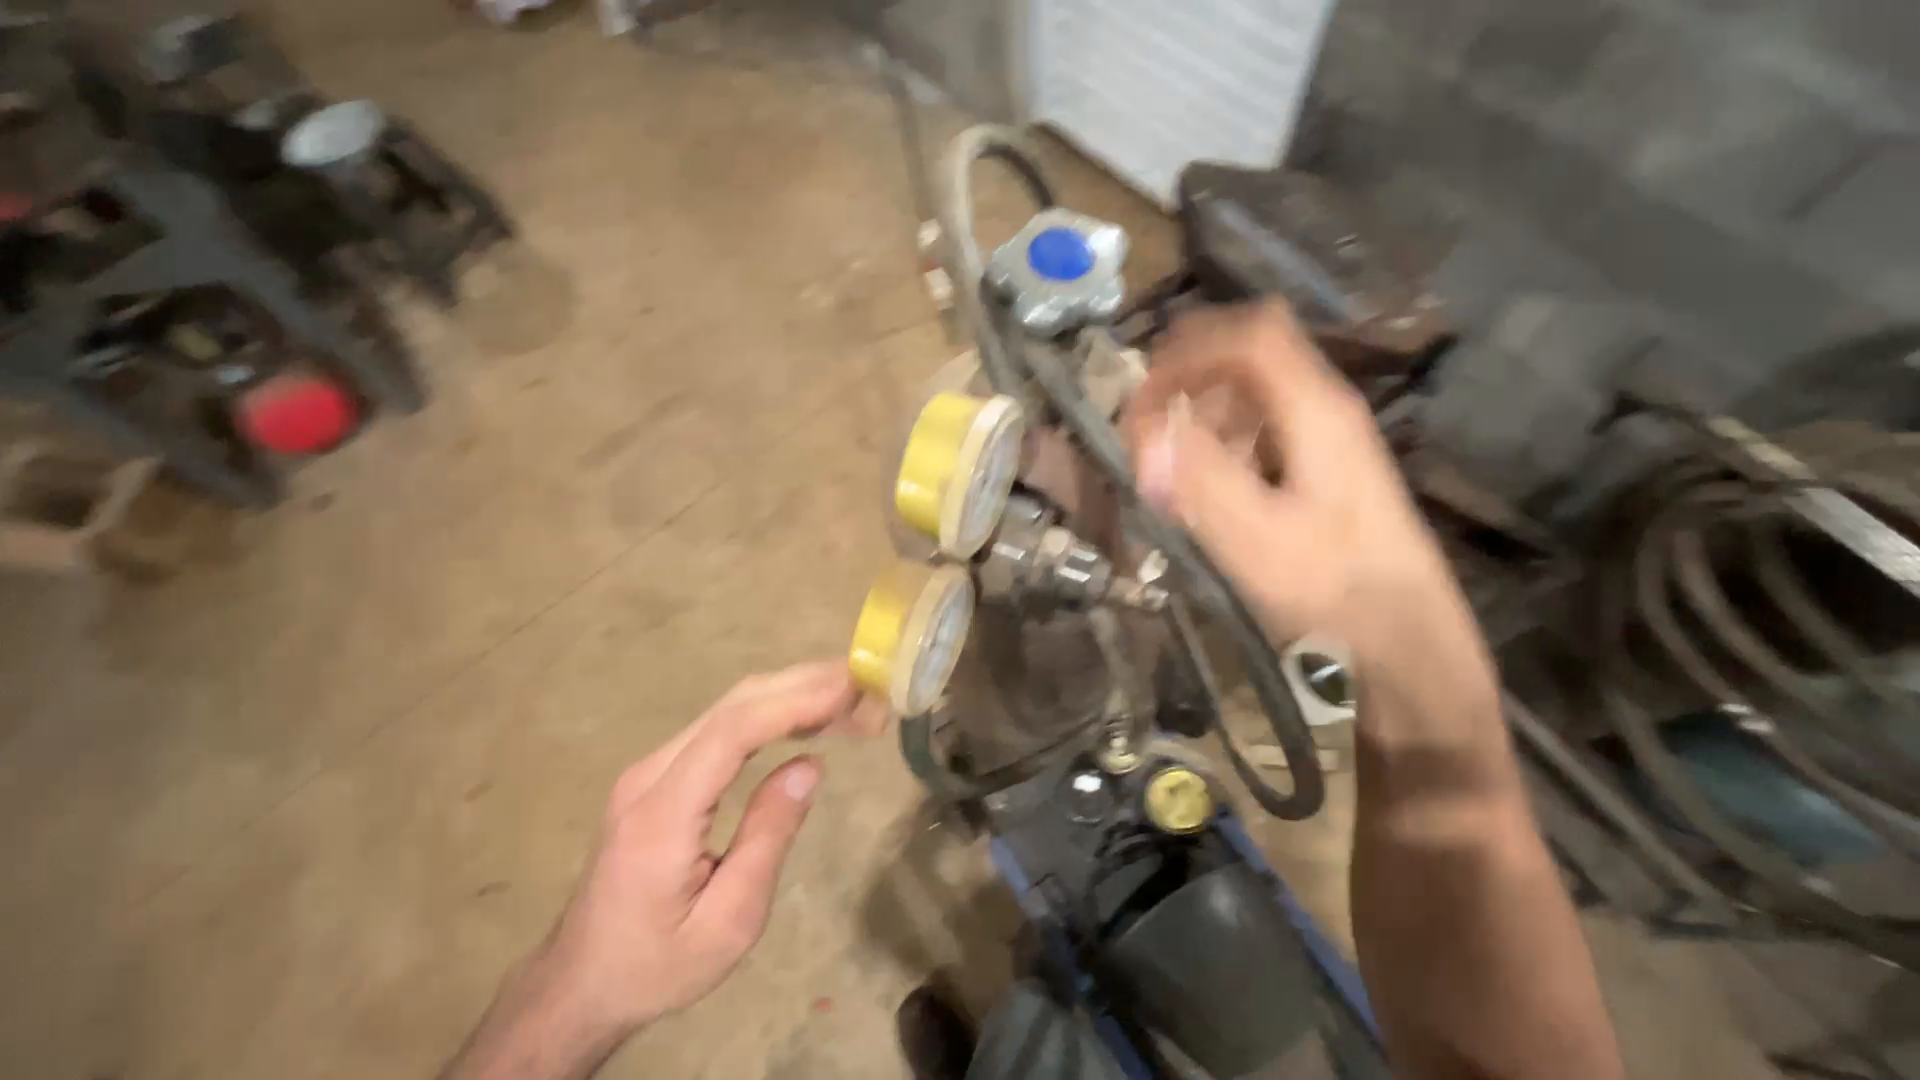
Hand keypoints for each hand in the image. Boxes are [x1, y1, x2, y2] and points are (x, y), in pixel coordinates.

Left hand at [535, 662, 883, 1034]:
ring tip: (849, 698)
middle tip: (864, 686)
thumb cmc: (658, 966)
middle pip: (730, 706)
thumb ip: (768, 838)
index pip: (732, 732)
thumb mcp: (729, 922)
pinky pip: (717, 729)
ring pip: (725, 710)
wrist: (580, 983)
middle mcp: (648, 775)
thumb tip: (811, 765)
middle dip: (801, 686)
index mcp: (662, 814)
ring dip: (789, 695)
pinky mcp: (655, 778)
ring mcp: (647, 772)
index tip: (848, 689)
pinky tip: (804, 718)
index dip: (793, 702)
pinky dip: (768, 714)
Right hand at [1125, 304, 1458, 656]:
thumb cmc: (1336, 593)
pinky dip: (1224, 438)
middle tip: (1146, 419)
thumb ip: (1200, 478)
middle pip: (1254, 351)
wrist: (1407, 648)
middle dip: (1190, 373)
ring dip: (1204, 407)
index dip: (1188, 351)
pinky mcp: (1326, 472)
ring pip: (1258, 390)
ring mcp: (1331, 440)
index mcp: (1317, 411)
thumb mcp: (1259, 539)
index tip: (1142, 398)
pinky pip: (1266, 428)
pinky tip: (1208, 483)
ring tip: (1167, 455)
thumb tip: (1143, 435)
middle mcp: (1327, 410)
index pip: (1251, 335)